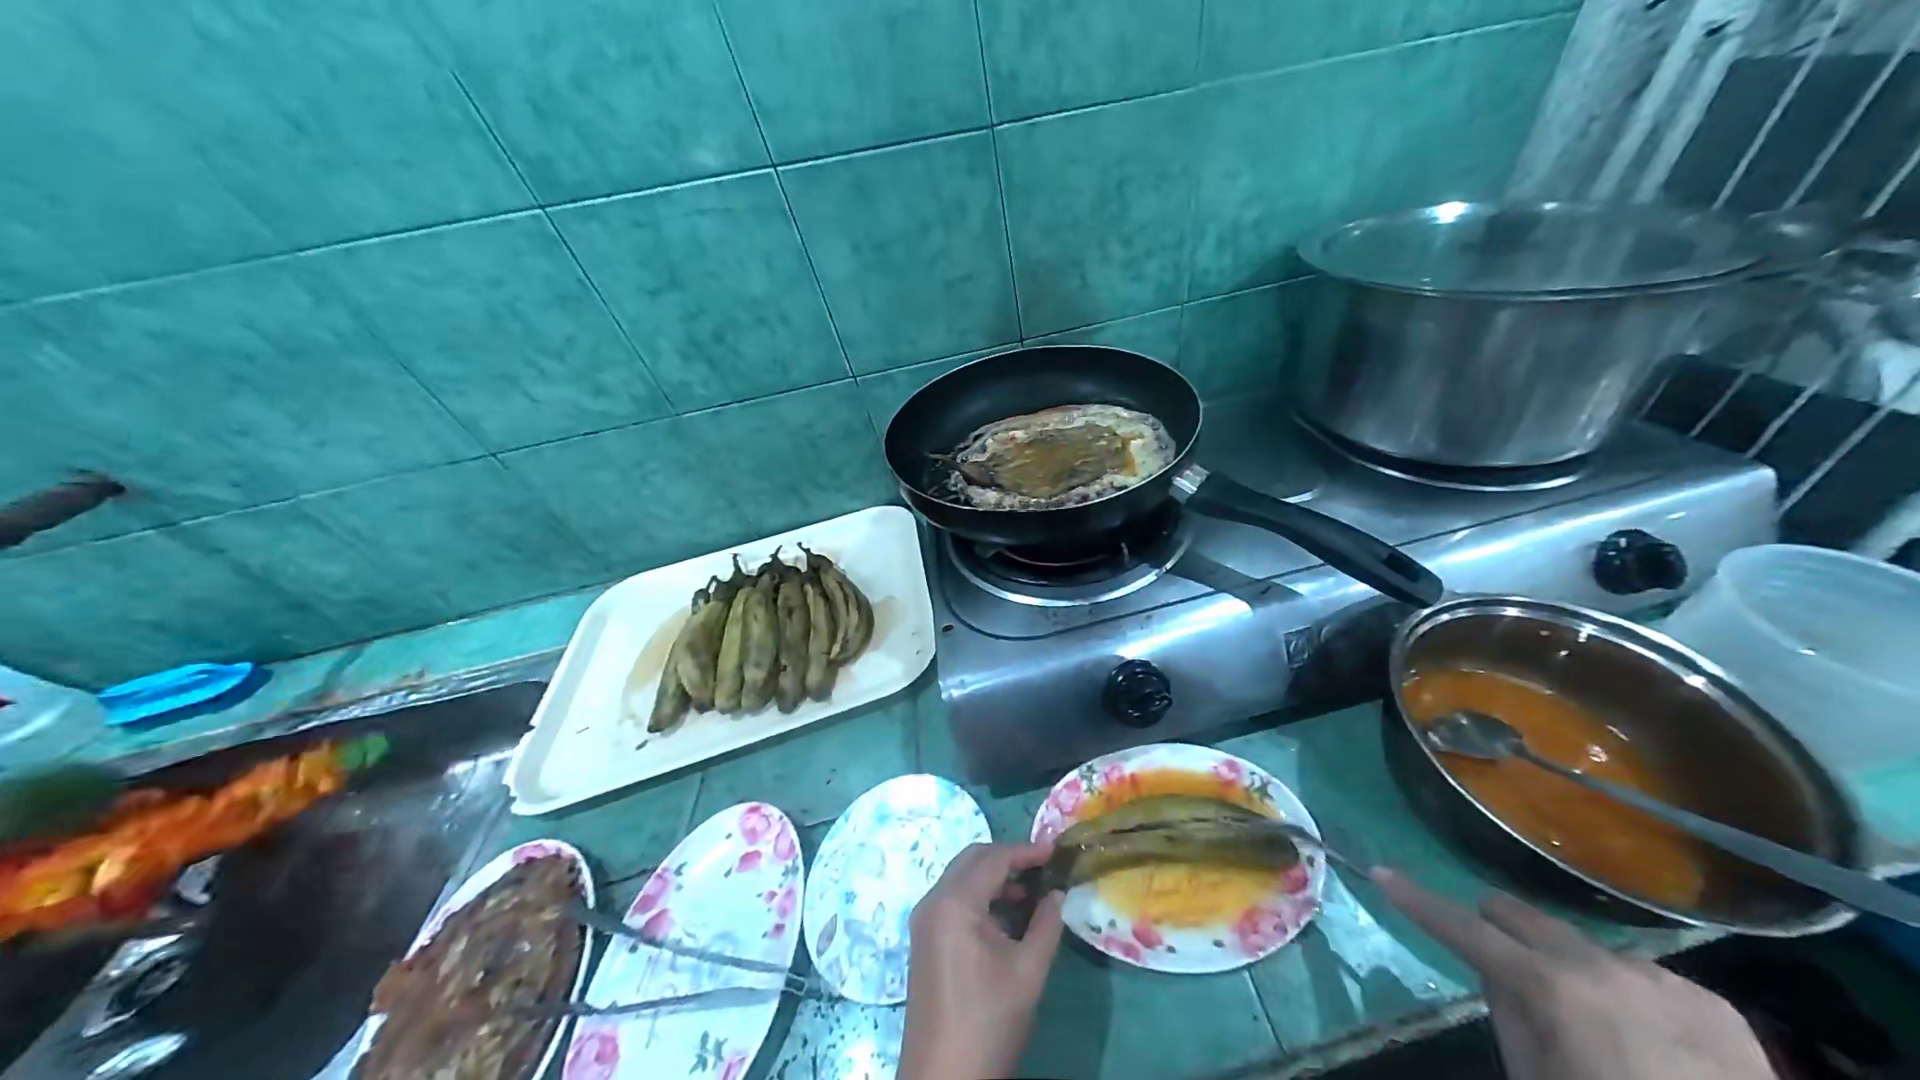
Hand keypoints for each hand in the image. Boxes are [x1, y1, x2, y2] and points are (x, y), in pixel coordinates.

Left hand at [899, 842, 1065, 1079]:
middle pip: (972, 861)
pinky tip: (1008, 918)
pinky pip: (954, 901)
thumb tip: (1057, 893)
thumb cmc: (988, 1021)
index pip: (992, 858)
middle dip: (1008, 859)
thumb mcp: (1028, 971)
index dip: (1026, 851)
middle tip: (1044, 868)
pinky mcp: (925, 940)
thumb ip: (1046, 924)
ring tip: (1032, 895)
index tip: (1057, 851)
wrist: (944, 1078)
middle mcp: (932, 902)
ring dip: (994, 879)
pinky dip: (981, 898)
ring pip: (962, 879)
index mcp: (953, 903)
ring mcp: (924, 921)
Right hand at [1372, 867, 1774, 1079]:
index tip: (1381, 872)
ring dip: (1569, 967)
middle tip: (1497, 961)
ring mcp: (1661, 978)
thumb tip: (1499, 976)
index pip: (1462, 927)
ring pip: (1583, 946)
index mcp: (1547, 986)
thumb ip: (1509, 1016)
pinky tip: (1656, 1044)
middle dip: (1496, 927)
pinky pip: (1647, 978)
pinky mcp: (1713, 1001)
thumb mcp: (1535, 1079)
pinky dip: (1630, 996)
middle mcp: (1599, 964)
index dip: (1417, 900)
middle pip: (1520, 914)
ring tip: (1598, 1025)